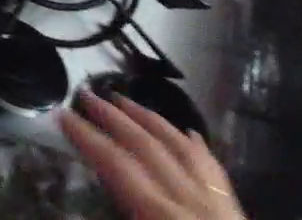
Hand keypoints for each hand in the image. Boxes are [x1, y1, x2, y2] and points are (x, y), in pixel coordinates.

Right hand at [60, 89, 245, 219]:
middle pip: (149, 148)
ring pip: (184, 151)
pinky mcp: (239, 218)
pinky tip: (187, 134)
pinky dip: (197, 149)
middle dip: (115, 118)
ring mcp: (222, 210)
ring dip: (151, 121)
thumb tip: (71, 212)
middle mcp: (194, 206)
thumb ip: (121, 214)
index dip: (88, 138)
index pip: (118, 166)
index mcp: (163, 218)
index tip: (62, 115)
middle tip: (86, 95)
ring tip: (125, 100)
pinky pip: (216, 173)